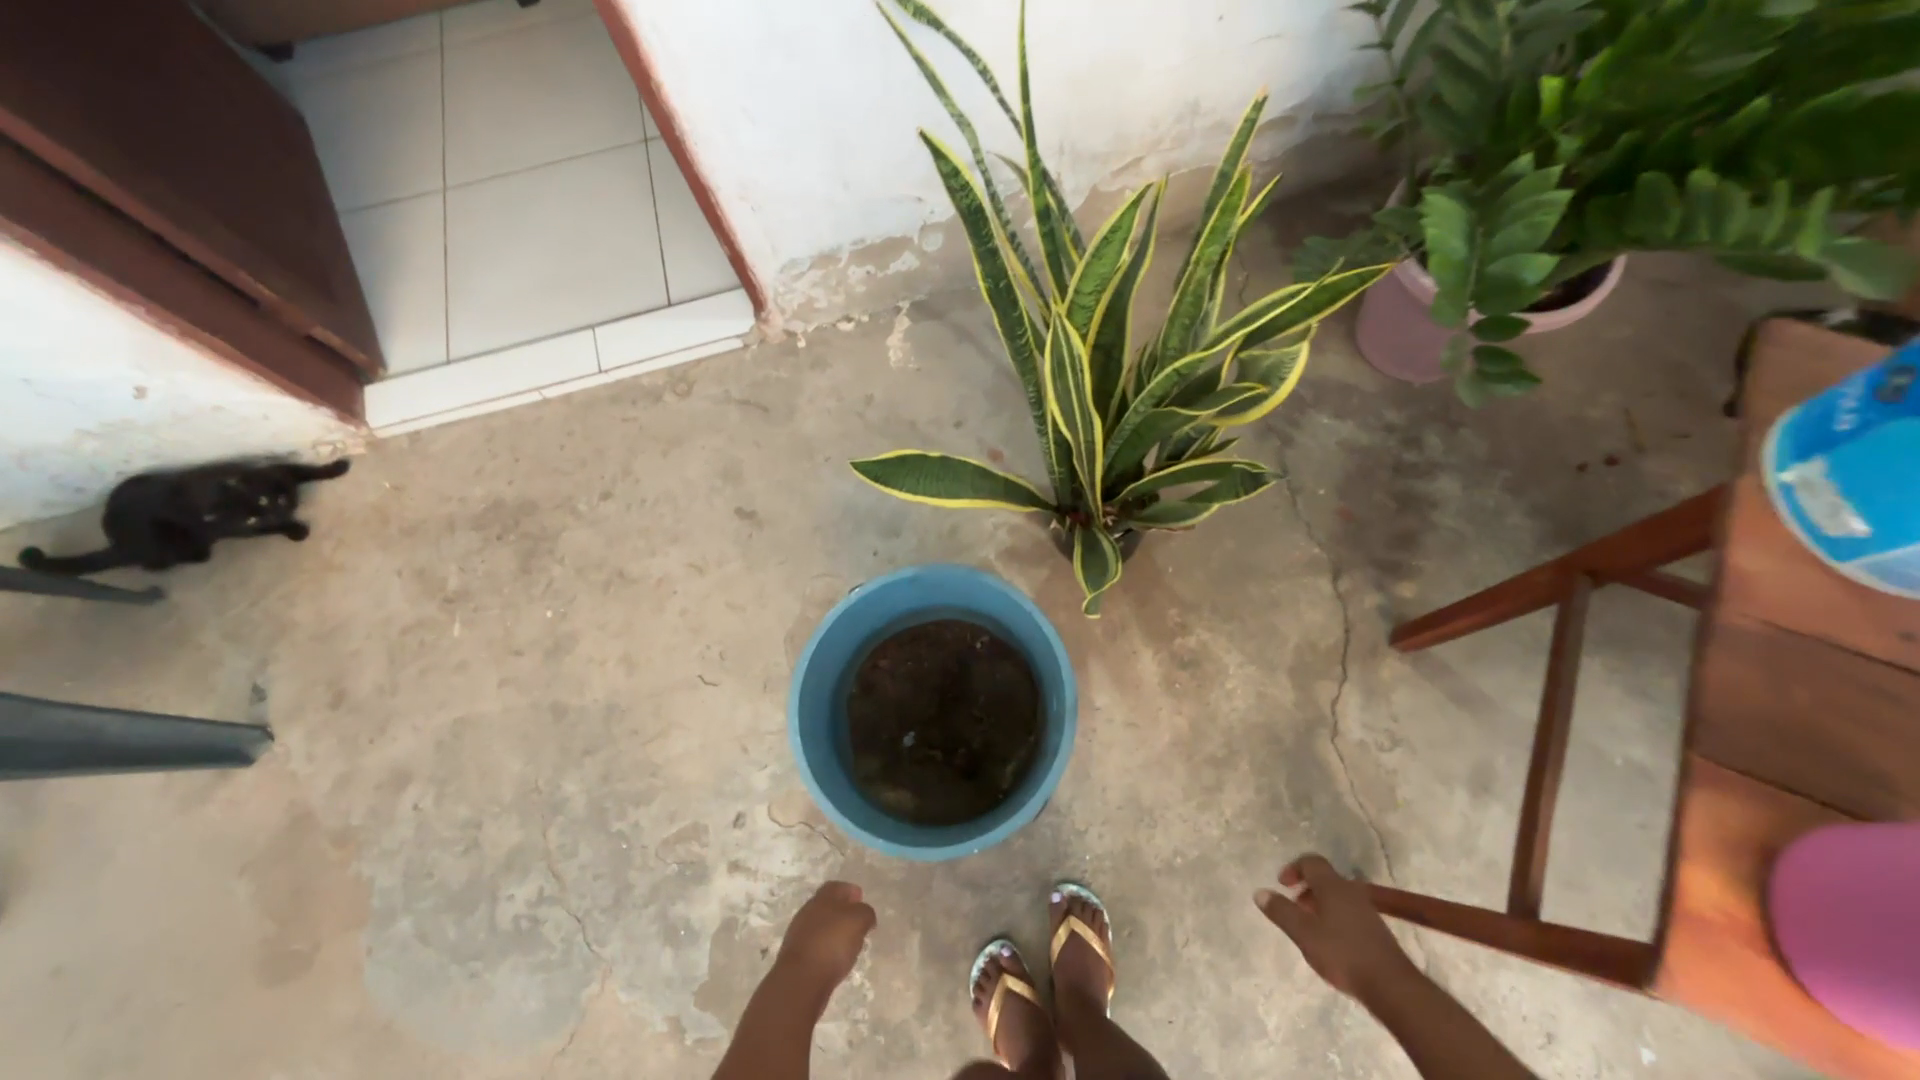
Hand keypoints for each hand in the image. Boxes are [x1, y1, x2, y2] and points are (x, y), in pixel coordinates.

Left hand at [774, 881, 876, 992]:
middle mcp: (807, 912)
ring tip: (850, 943)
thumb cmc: (832, 944)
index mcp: (822, 899)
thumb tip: (864, 914)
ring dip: (834, 931)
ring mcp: (799, 934)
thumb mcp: (858, 921)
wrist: (800, 980)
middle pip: (827, 906)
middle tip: (858, 923)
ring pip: (821, 926)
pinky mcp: (797, 956)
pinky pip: (816, 945)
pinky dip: (827, 948)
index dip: (849, 891)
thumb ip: (865, 912)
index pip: (836, 887)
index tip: (861, 900)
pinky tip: (836, 959)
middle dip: (842, 912)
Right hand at [1254, 854, 1415, 1000]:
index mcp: (1333, 887)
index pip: (1311, 862)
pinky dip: (1332, 918)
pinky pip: (1347, 912)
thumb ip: (1281, 911)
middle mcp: (1352, 892)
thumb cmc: (1342, 954)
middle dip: (1305, 889)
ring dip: (1318, 905)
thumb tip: (1260, 892)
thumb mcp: (1304, 933)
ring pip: (1337, 897)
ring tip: (1307, 927)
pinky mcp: (1374, 930)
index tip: (1282, 885)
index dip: (1293, 868)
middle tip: (1292, 908)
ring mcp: (1366, 911)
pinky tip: (1328, 943)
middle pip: (1325, 879)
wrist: (1391, 985)